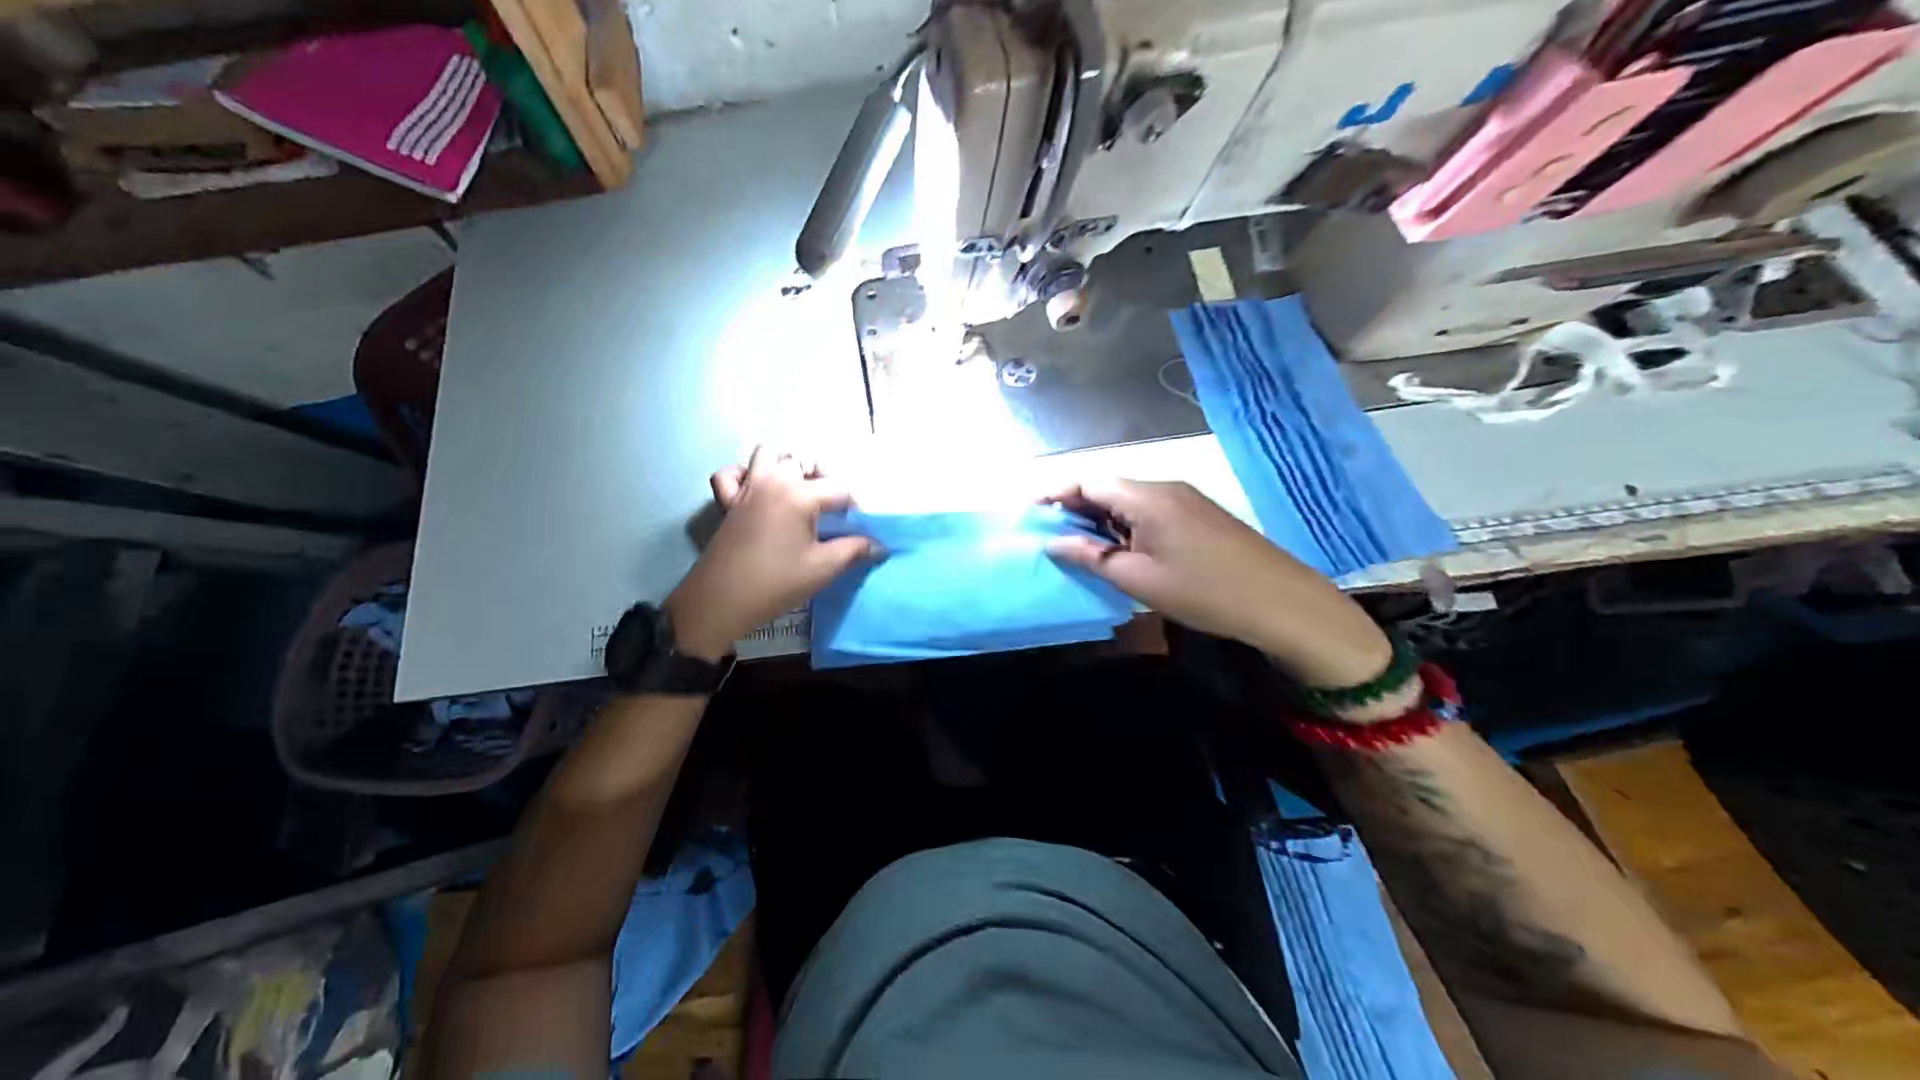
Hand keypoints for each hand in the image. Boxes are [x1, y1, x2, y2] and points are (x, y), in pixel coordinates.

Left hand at [665, 448, 874, 660]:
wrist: (721, 602)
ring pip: (769, 455)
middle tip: (830, 512)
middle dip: (823, 481)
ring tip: (797, 494)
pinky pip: (731, 474)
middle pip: (805, 463)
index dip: (855, 508)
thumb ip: (854, 550)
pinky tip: (756, 493)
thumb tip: (879, 545)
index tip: (857, 528)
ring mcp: (747, 488)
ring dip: (785, 467)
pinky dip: (743, 476)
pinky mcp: (727, 502)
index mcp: (800, 495)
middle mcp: (773, 481)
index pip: (841, 488)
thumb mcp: (823, 569)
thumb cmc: (776, 584)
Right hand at [1045, 479, 1392, 687]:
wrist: (1280, 602)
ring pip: (1129, 500)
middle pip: (1108, 487)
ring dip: (1101, 519)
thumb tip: (1052, 542)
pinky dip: (1126, 525)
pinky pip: (1151, 510)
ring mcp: (1186, 499)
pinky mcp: (1200, 515)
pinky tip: (1121, 550)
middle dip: (1076, 508)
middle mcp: (1165, 487)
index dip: (1055, 496)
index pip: (1088, 482)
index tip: (1031, 516)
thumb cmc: (1202, 591)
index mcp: (1146, 496)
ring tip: (1080, 548)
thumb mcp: (1137, 578)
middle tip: (1052, 537)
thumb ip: (1090, 556)